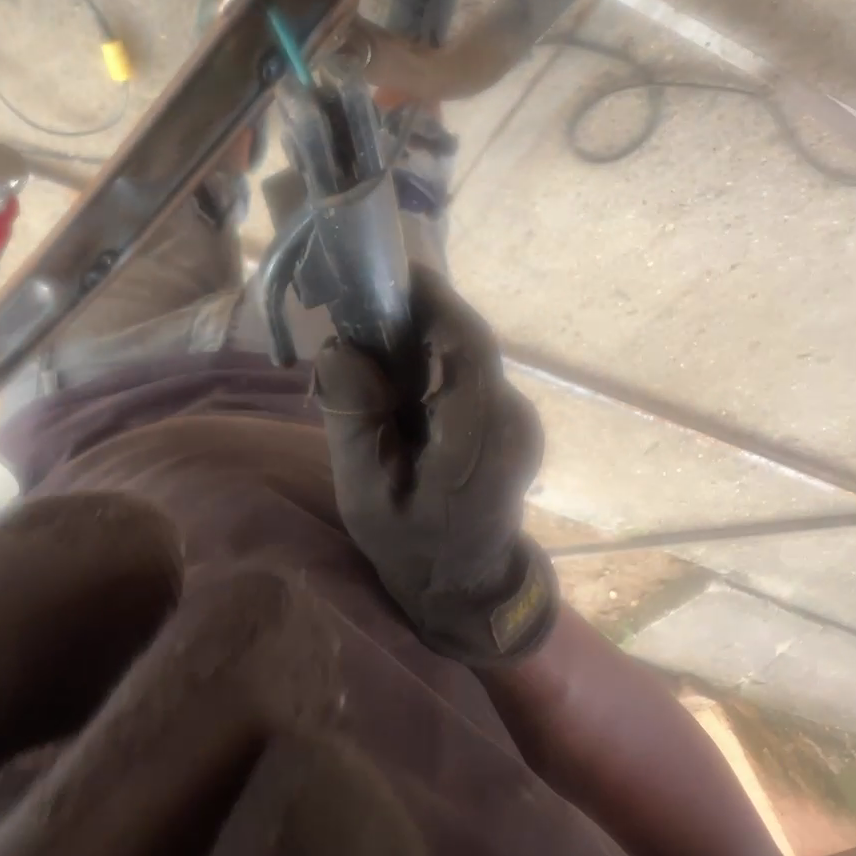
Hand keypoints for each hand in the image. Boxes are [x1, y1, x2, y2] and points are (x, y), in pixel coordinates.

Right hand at [314, 266, 556, 664]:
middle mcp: (511, 418)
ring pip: (463, 354)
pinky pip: (465, 371)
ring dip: (417, 340)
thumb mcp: (365, 493)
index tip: (392, 269)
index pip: (468, 346)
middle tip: (354, 315)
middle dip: (412, 317)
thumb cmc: (411, 545)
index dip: (435, 299)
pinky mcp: (507, 417)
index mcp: (480, 439)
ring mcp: (515, 417)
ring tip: (364, 352)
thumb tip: (340, 347)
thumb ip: (354, 419)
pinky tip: (392, 382)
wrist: (464, 585)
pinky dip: (427, 362)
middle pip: (464, 342)